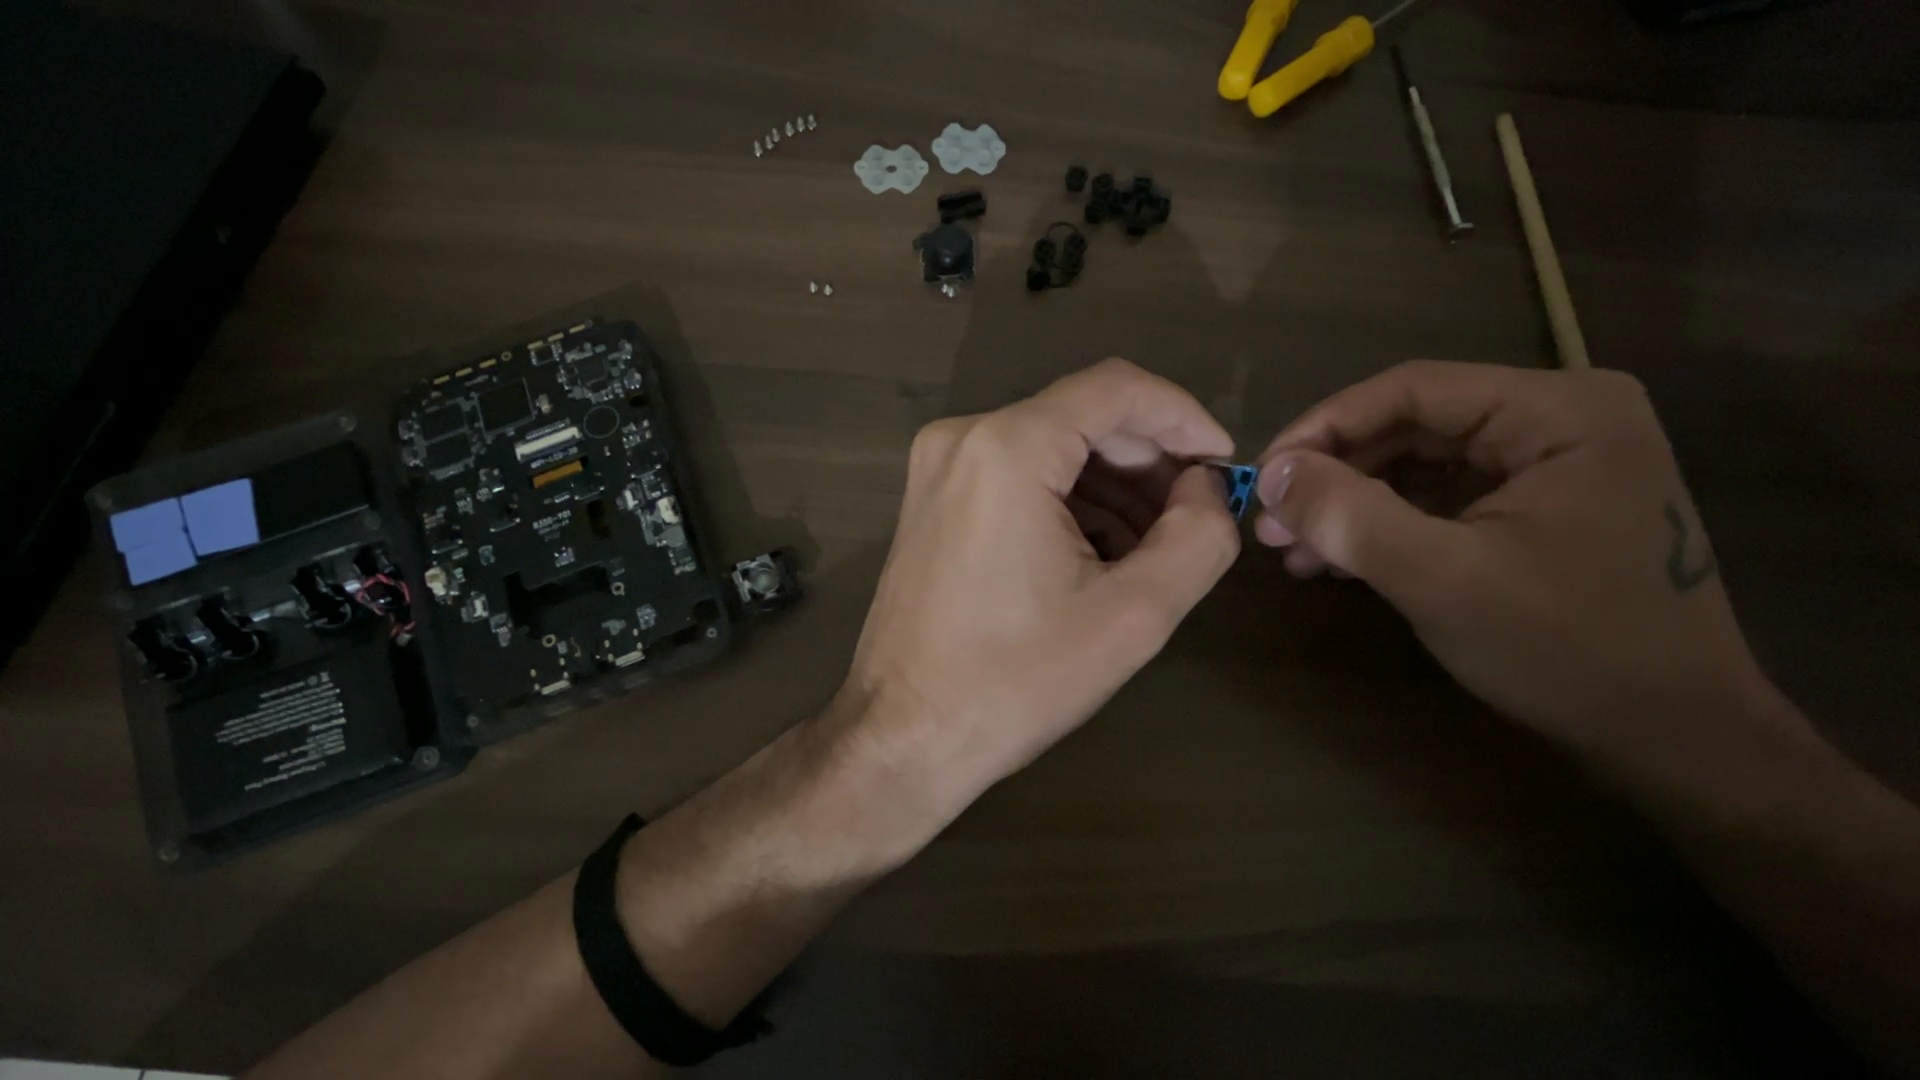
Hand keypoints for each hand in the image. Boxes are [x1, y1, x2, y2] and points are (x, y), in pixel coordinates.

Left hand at [840, 359, 1240, 809]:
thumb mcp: (1133, 615)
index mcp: (1007, 448)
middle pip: (1083, 417)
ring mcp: (938, 467)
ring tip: (1153, 550)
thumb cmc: (1016, 681)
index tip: (1221, 465)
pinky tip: (1098, 556)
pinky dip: (1067, 502)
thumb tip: (1205, 488)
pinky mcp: (931, 499)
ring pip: (1051, 447)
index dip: (1183, 416)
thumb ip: (1197, 537)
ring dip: (1111, 488)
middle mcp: (963, 437)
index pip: (1117, 388)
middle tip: (1193, 517)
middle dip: (1148, 461)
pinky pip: (1016, 475)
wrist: (906, 736)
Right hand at [1254, 361, 1770, 757]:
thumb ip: (1351, 517)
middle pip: (1415, 424)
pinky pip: (1447, 497)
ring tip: (1294, 549)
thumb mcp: (1444, 579)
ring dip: (1354, 503)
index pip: (1412, 389)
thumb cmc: (1569, 649)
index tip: (1262, 476)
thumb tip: (1270, 474)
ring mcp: (1557, 464)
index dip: (1324, 427)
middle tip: (1271, 521)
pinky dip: (1390, 525)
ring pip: (1424, 463)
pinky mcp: (1544, 507)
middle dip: (1335, 473)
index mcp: (1560, 410)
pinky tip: (1340, 558)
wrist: (1678, 738)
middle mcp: (1564, 418)